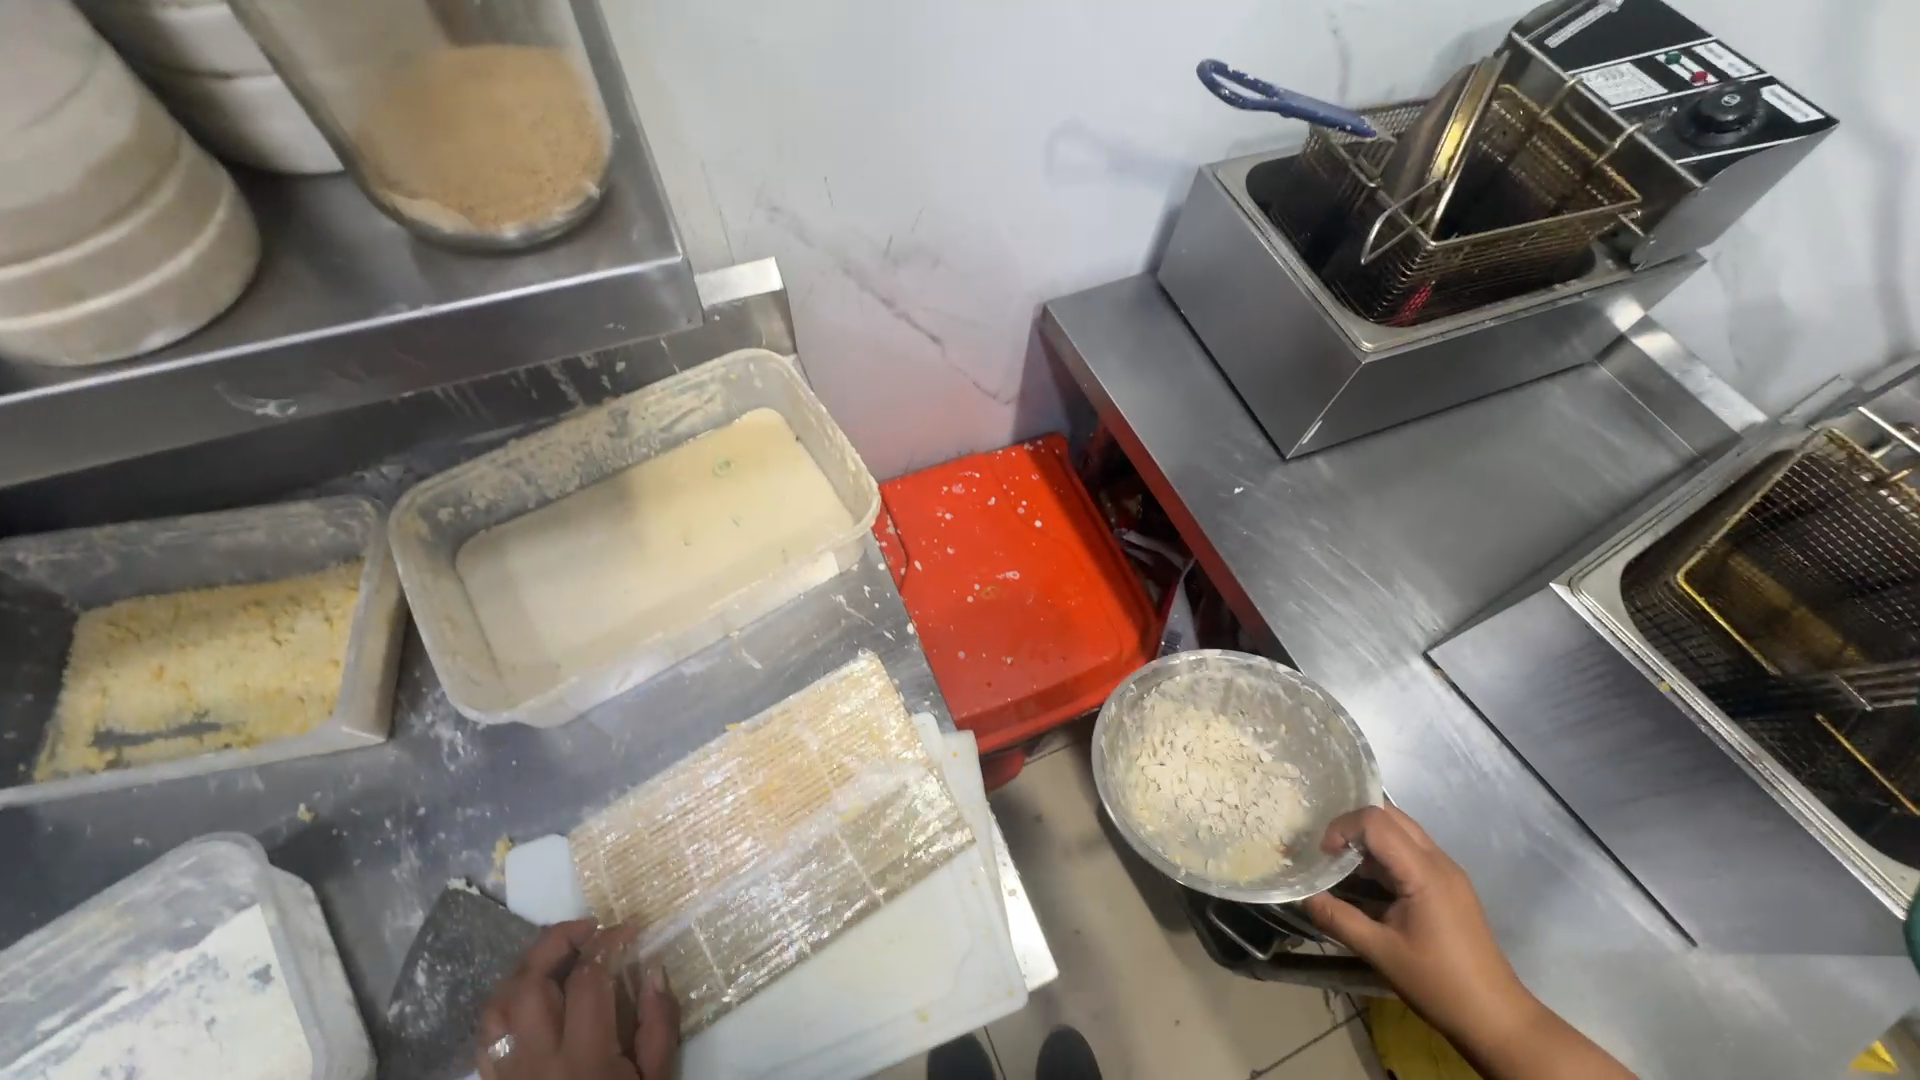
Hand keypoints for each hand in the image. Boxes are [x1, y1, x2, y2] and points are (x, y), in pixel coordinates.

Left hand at [476, 919, 680, 1079]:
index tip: (629, 930)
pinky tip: (532, 996)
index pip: (588, 980)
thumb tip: (652, 970)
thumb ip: (659, 1024)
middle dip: (557, 942)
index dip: (608, 943)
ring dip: (526, 968)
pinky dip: (506, 1003)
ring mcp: (507, 1078)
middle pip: (528, 984)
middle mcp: (536, 1064)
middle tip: (588, 929)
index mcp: (584, 1061)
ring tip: (558, 955)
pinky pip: (486, 1035)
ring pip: (497, 1005)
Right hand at [1301, 807, 1636, 1079]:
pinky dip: (1384, 855)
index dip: (1342, 828)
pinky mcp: (1448, 887)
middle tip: (1329, 852)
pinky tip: (1368, 883)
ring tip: (1343, 866)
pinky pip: (1411, 852)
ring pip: (1402, 831)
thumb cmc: (1438, 983)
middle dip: (1353, 825)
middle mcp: (1439, 862)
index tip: (1323, 855)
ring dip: (1369, 839)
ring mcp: (1447, 873)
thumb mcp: (1380, 953)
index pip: (1376, 821)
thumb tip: (1304, 897)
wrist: (1496, 1018)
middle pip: (1391, 816)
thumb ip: (1338, 919)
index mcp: (1424, 873)